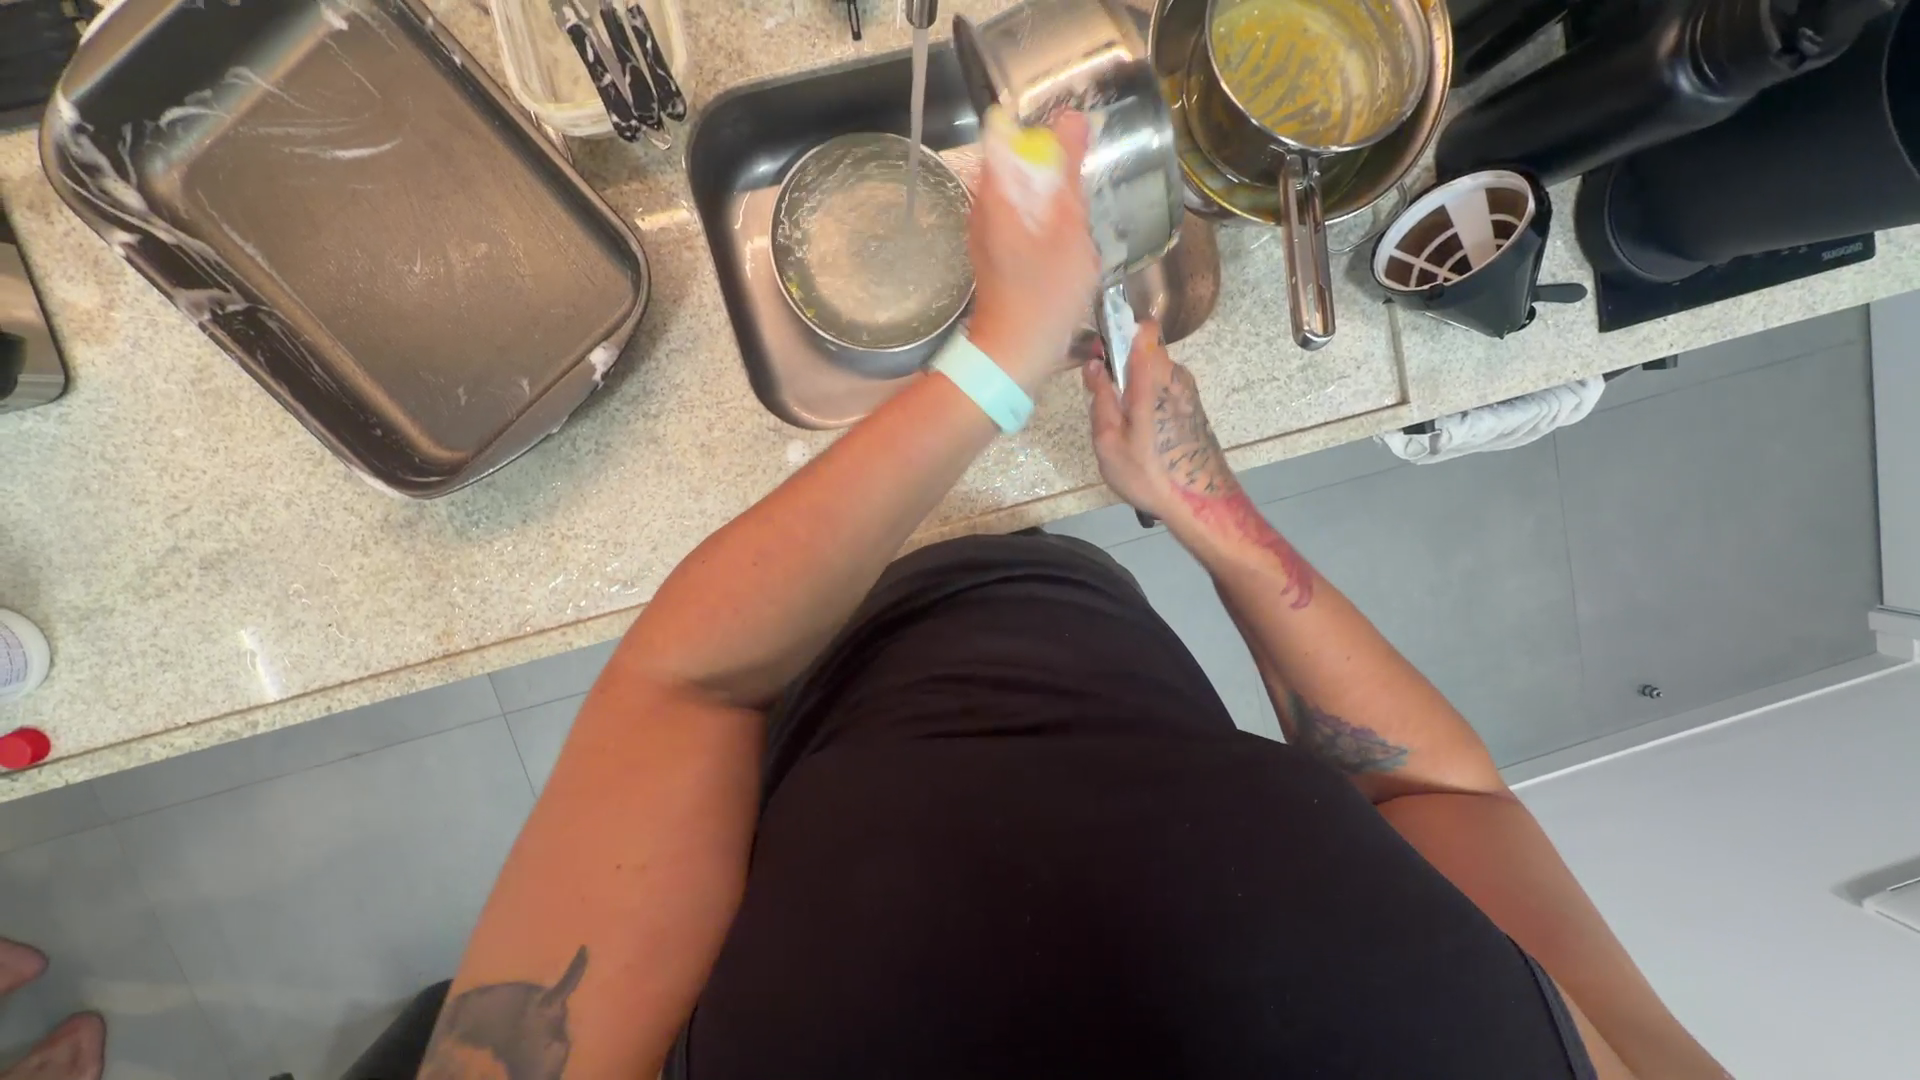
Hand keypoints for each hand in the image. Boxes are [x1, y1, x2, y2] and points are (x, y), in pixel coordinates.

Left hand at [965, 111, 1102, 392]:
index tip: (1070, 145)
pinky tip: (1063, 247)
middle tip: (1081, 190)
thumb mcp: (1069, 227)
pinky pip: (1020, 222)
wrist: (1015, 352)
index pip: (1008, 132)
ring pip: (1021, 195)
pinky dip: (1042, 224)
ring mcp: (984, 232)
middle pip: (1016, 164)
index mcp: (995, 191)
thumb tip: (1072, 120)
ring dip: (1051, 200)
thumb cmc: (1045, 295)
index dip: (1041, 130)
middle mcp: (981, 206)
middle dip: (1051, 169)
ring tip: (1076, 221)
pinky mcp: (992, 255)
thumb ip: (1068, 170)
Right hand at [1084, 321, 1239, 529]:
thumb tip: (1093, 365)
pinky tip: (1142, 433)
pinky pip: (1164, 389)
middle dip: (1123, 365)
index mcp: (1152, 378)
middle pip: (1145, 351)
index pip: (1144, 329)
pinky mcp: (1194, 406)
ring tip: (1122, 424)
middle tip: (1104, 399)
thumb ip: (1100, 397)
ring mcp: (1188, 391)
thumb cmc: (1148, 473)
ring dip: (1135, 386)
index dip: (1121, 329)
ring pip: (1155, 372)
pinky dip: (1149, 399)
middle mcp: (1174, 376)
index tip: (1102, 349)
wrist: (1199, 502)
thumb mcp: (1108, 441)